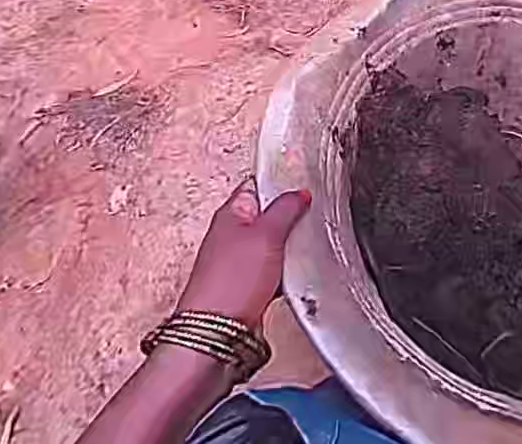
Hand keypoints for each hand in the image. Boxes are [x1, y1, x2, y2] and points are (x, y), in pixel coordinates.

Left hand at [176, 178, 311, 328]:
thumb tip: (300, 194)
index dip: (282, 183)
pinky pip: (275, 269)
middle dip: (290, 219)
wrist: (215, 337)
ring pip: (275, 244)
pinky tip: (292, 277)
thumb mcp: (267, 234)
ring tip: (299, 251)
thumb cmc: (229, 284)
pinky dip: (286, 272)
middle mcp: (233, 234)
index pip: (260, 184)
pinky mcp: (248, 286)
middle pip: (271, 215)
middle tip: (305, 220)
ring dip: (289, 248)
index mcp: (232, 212)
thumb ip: (286, 208)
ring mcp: (240, 261)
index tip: (303, 186)